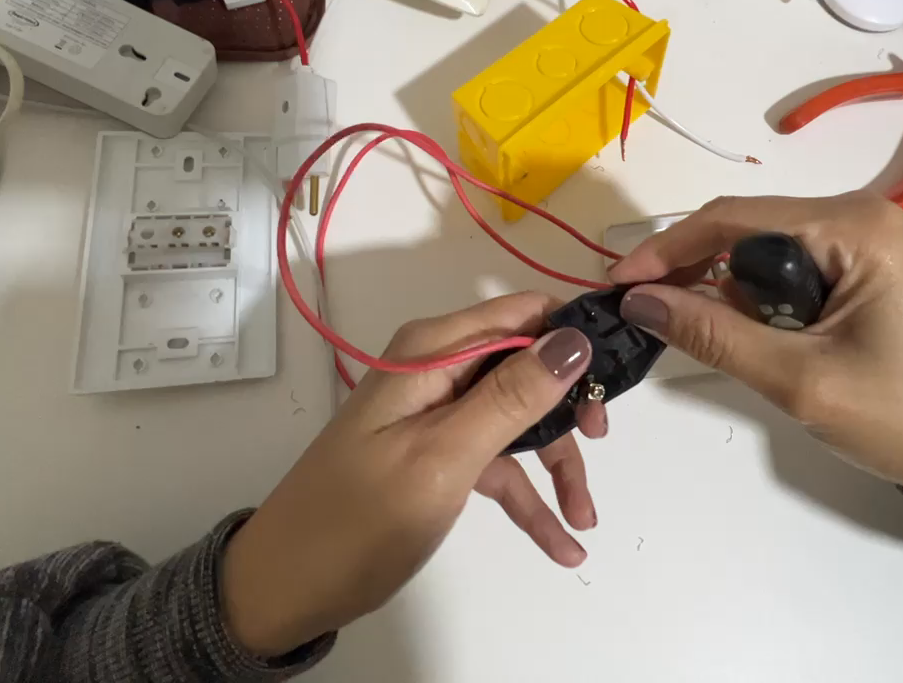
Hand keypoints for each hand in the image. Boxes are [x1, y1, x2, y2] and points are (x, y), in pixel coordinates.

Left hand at [221, 294, 595, 655]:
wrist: (286, 588)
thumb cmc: (361, 517)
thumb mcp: (445, 455)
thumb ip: (512, 395)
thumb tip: (574, 338)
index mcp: (434, 350)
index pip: (520, 313)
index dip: (570, 333)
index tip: (616, 367)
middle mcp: (438, 369)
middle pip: (524, 367)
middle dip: (566, 404)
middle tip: (599, 440)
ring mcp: (437, 412)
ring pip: (516, 418)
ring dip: (553, 462)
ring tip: (584, 516)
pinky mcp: (437, 453)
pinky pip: (495, 462)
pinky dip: (526, 496)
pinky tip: (561, 542)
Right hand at [608, 192, 902, 518]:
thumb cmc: (901, 420)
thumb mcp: (798, 379)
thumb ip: (712, 333)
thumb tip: (635, 301)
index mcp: (852, 227)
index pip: (733, 220)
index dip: (668, 249)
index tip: (618, 283)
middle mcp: (854, 213)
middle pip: (742, 226)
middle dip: (689, 267)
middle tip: (638, 306)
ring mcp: (857, 234)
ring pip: (755, 246)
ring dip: (717, 284)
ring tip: (681, 323)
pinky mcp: (854, 261)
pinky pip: (779, 263)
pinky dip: (747, 294)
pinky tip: (731, 324)